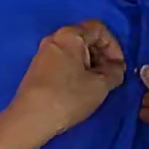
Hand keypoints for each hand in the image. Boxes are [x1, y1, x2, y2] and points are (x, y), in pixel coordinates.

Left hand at [8, 20, 125, 141]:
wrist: (29, 120)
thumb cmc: (68, 96)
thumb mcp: (101, 84)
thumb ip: (115, 71)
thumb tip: (115, 68)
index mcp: (70, 35)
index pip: (100, 29)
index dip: (115, 46)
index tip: (119, 66)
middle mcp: (54, 38)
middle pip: (87, 38)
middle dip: (103, 55)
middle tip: (111, 76)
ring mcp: (43, 54)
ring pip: (75, 51)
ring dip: (91, 64)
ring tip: (97, 85)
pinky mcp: (37, 69)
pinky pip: (64, 61)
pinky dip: (77, 70)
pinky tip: (80, 89)